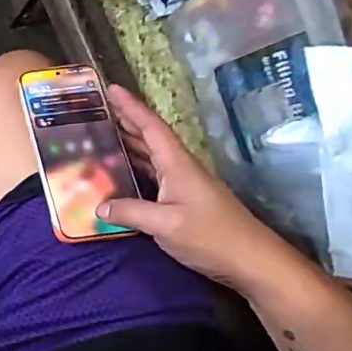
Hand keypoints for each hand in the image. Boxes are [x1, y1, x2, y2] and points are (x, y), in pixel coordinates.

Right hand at [99, 85, 309, 291]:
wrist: (252, 262)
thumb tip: (99, 206)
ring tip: (104, 136)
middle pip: (151, 137)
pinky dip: (136, 168)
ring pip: (152, 156)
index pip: (151, 128)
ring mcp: (184, 186)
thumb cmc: (211, 237)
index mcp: (177, 165)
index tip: (112, 88)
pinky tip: (122, 173)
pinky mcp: (184, 202)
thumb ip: (130, 212)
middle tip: (100, 110)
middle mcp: (180, 169)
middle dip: (127, 121)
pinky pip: (154, 176)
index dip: (131, 107)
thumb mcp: (165, 225)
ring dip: (130, 144)